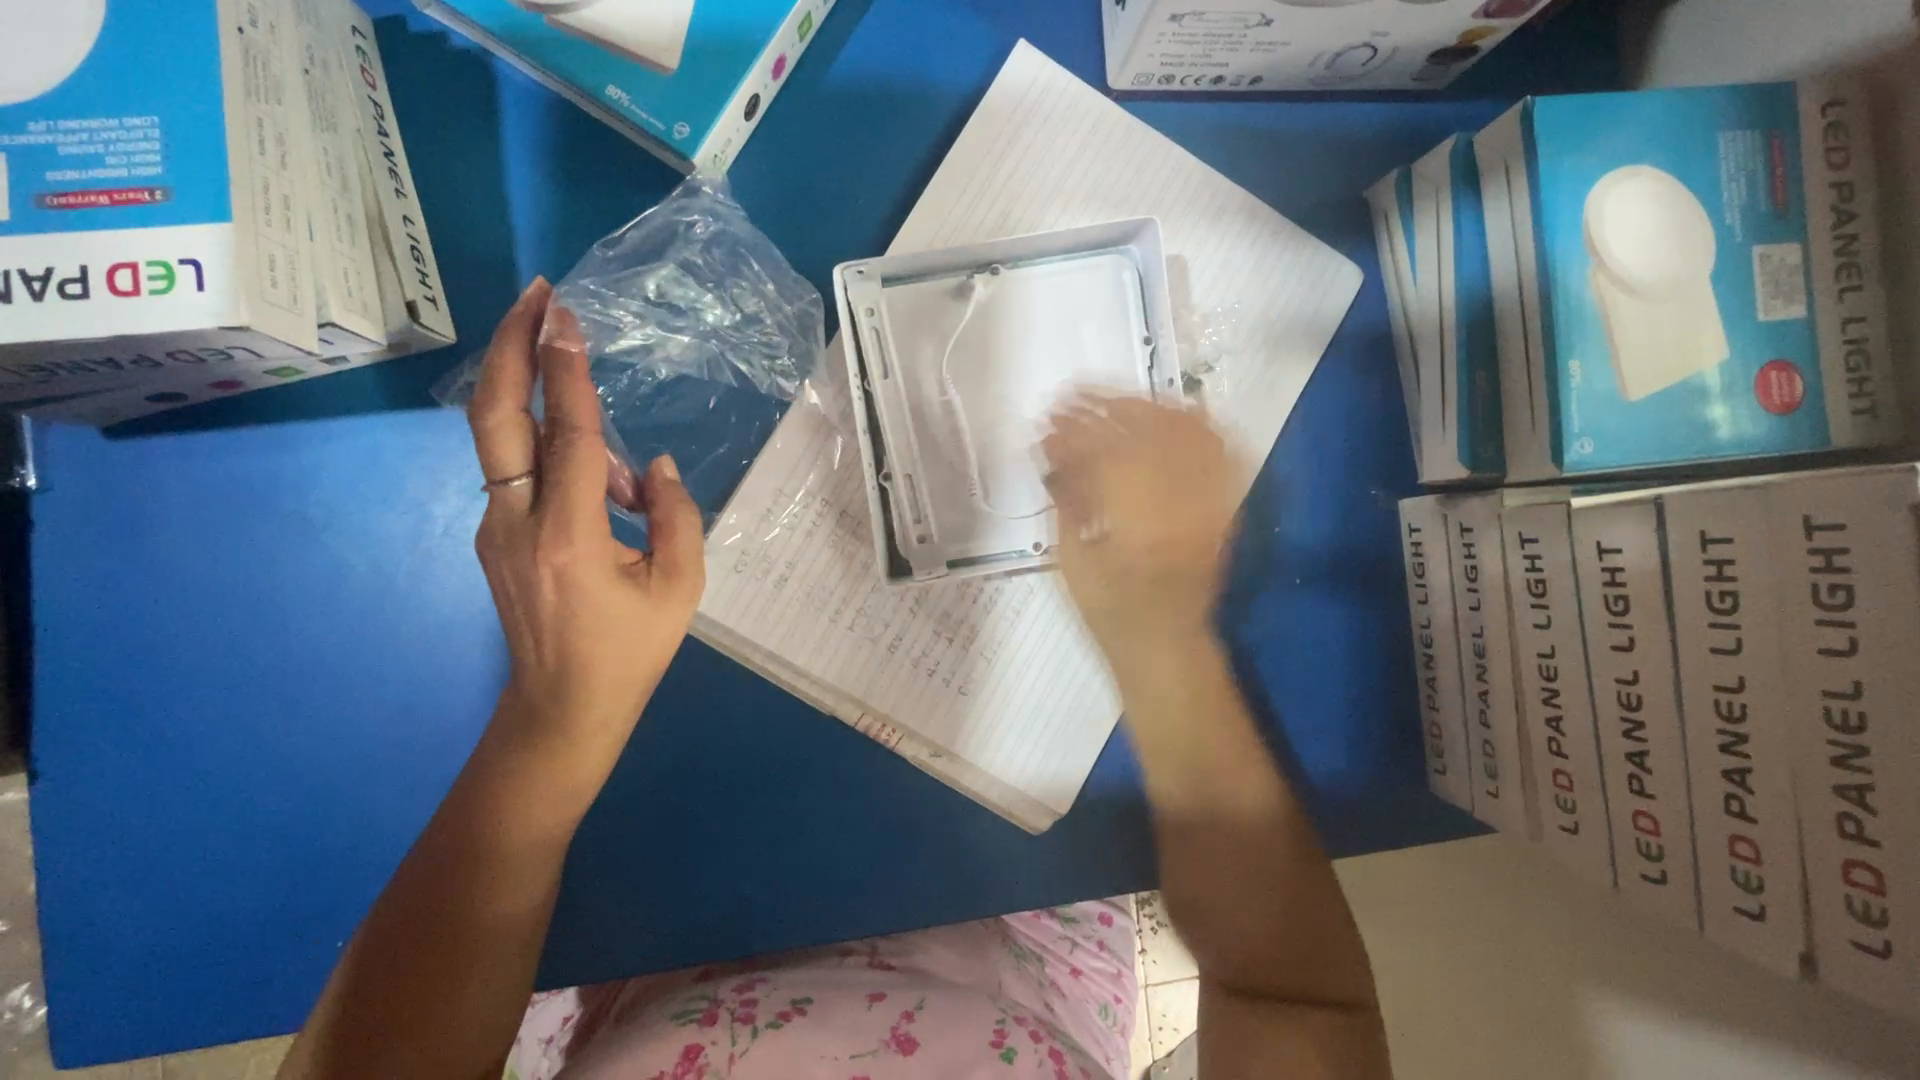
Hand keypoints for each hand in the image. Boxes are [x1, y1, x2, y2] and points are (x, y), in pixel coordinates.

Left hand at [466, 279, 705, 762]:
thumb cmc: (630, 651)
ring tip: (629, 491)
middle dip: (511, 346)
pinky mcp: (493, 536)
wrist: (562, 707)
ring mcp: (494, 528)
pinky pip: (518, 473)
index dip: (566, 369)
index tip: (566, 313)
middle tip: (535, 296)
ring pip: (506, 442)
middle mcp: (516, 522)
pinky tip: (604, 493)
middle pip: (494, 415)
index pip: (566, 434)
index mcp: (571, 536)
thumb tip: (655, 465)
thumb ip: (678, 515)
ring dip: (556, 420)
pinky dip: (554, 455)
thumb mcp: (681, 587)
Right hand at [1042, 391, 1238, 663]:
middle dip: (1105, 406)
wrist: (1167, 641)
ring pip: (1183, 431)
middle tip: (1072, 397)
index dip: (1075, 427)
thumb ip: (1067, 498)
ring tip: (1113, 399)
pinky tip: (1169, 410)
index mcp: (1137, 524)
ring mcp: (1209, 502)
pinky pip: (1217, 448)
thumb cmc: (1110, 611)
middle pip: (1146, 432)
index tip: (1050, 415)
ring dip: (1145, 406)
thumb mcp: (1073, 560)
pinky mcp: (1224, 503)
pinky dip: (1192, 423)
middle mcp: (1181, 506)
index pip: (1106, 452)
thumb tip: (1049, 447)